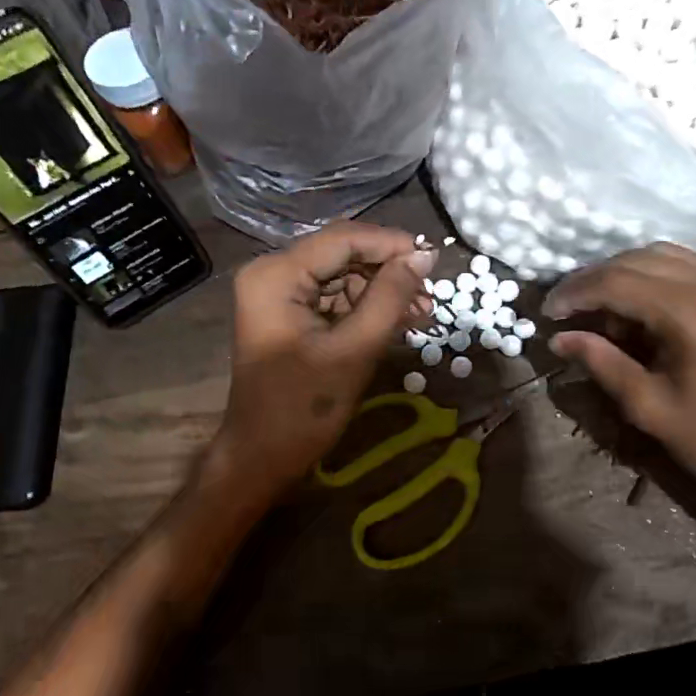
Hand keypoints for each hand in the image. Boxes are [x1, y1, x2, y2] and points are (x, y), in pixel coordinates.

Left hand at [212, 223, 436, 489]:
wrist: (261, 456)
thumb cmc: (303, 408)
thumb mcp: (353, 351)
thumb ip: (389, 298)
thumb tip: (424, 256)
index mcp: (276, 276)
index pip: (342, 239)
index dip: (391, 245)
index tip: (435, 260)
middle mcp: (271, 273)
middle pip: (341, 253)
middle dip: (387, 271)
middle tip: (430, 293)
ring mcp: (276, 293)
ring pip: (340, 274)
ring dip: (380, 290)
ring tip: (421, 312)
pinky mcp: (285, 313)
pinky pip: (331, 297)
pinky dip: (363, 307)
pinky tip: (396, 320)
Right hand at [544, 243, 695, 546]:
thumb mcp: (654, 409)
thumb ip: (603, 363)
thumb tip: (560, 339)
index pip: (617, 280)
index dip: (574, 293)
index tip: (546, 313)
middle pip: (642, 257)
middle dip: (598, 279)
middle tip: (569, 312)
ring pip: (671, 258)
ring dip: (629, 277)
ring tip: (605, 318)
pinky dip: (662, 283)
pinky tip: (648, 317)